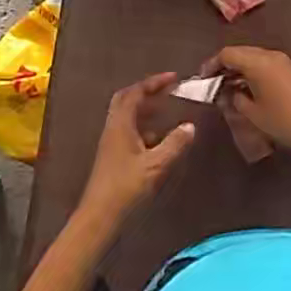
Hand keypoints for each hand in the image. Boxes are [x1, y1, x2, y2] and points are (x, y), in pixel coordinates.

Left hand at [75, 73, 194, 223]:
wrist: (100, 211)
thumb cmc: (126, 186)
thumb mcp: (155, 165)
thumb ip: (173, 145)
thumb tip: (189, 125)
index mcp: (120, 122)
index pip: (136, 92)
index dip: (154, 83)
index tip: (173, 78)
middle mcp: (113, 125)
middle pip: (128, 99)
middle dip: (148, 91)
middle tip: (169, 90)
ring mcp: (112, 138)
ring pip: (128, 114)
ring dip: (146, 108)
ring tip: (167, 109)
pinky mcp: (113, 152)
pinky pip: (129, 128)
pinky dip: (144, 126)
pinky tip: (158, 138)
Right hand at [202, 46, 290, 153]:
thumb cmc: (285, 122)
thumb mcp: (252, 113)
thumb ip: (235, 98)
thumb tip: (228, 92)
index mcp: (256, 62)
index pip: (227, 54)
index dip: (212, 65)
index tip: (204, 78)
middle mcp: (269, 55)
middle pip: (240, 52)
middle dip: (225, 64)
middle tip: (215, 80)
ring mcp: (283, 61)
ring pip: (254, 57)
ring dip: (241, 67)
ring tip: (232, 84)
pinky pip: (266, 63)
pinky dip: (254, 70)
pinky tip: (251, 87)